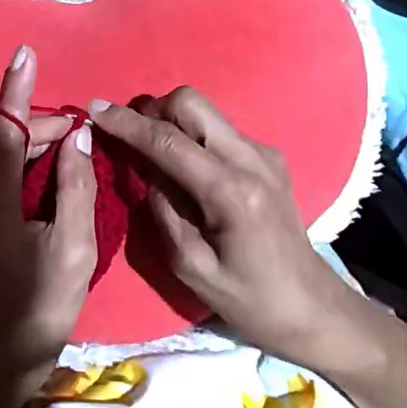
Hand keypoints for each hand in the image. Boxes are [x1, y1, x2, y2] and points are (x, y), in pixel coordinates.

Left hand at [0, 45, 98, 371]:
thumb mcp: (74, 242)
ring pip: (3, 150)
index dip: (16, 88)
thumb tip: (78, 135)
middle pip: (7, 137)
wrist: (5, 342)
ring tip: (74, 150)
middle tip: (82, 137)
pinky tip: (54, 168)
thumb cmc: (44, 297)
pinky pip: (0, 167)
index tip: (25, 52)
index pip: (5, 129)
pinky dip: (28, 160)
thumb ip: (76, 182)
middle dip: (44, 127)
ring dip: (38, 143)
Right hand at [89, 88, 372, 372]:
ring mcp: (264, 152)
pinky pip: (218, 128)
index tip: (95, 110)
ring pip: (205, 110)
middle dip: (153, 111)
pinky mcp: (268, 155)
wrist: (311, 305)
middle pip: (191, 102)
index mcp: (231, 192)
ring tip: (153, 151)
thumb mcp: (191, 267)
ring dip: (171, 120)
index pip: (168, 142)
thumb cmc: (249, 298)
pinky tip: (186, 167)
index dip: (127, 124)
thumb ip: (162, 211)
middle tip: (132, 138)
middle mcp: (251, 159)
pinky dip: (192, 134)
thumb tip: (145, 169)